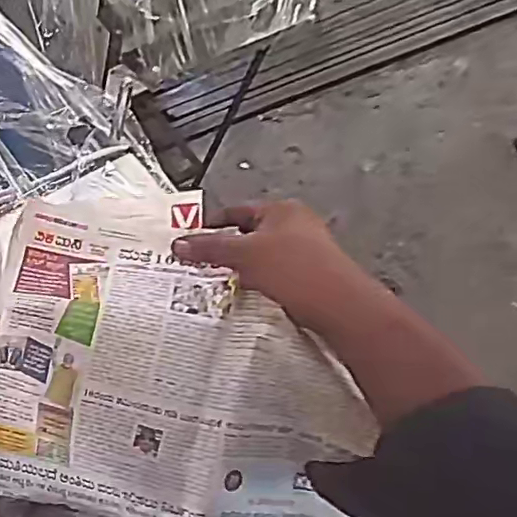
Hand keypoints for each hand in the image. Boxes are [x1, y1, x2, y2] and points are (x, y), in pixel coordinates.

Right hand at [171, 200, 386, 335]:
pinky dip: (252, 280)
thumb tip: (179, 244)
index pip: (235, 211)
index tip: (189, 240)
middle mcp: (295, 225)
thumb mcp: (242, 254)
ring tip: (216, 279)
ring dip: (237, 266)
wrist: (336, 305)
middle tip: (197, 262)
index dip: (210, 224)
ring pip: (257, 255)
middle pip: (246, 233)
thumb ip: (208, 247)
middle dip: (222, 247)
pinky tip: (242, 292)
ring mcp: (302, 250)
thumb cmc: (294, 269)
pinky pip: (269, 273)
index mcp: (282, 210)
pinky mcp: (305, 274)